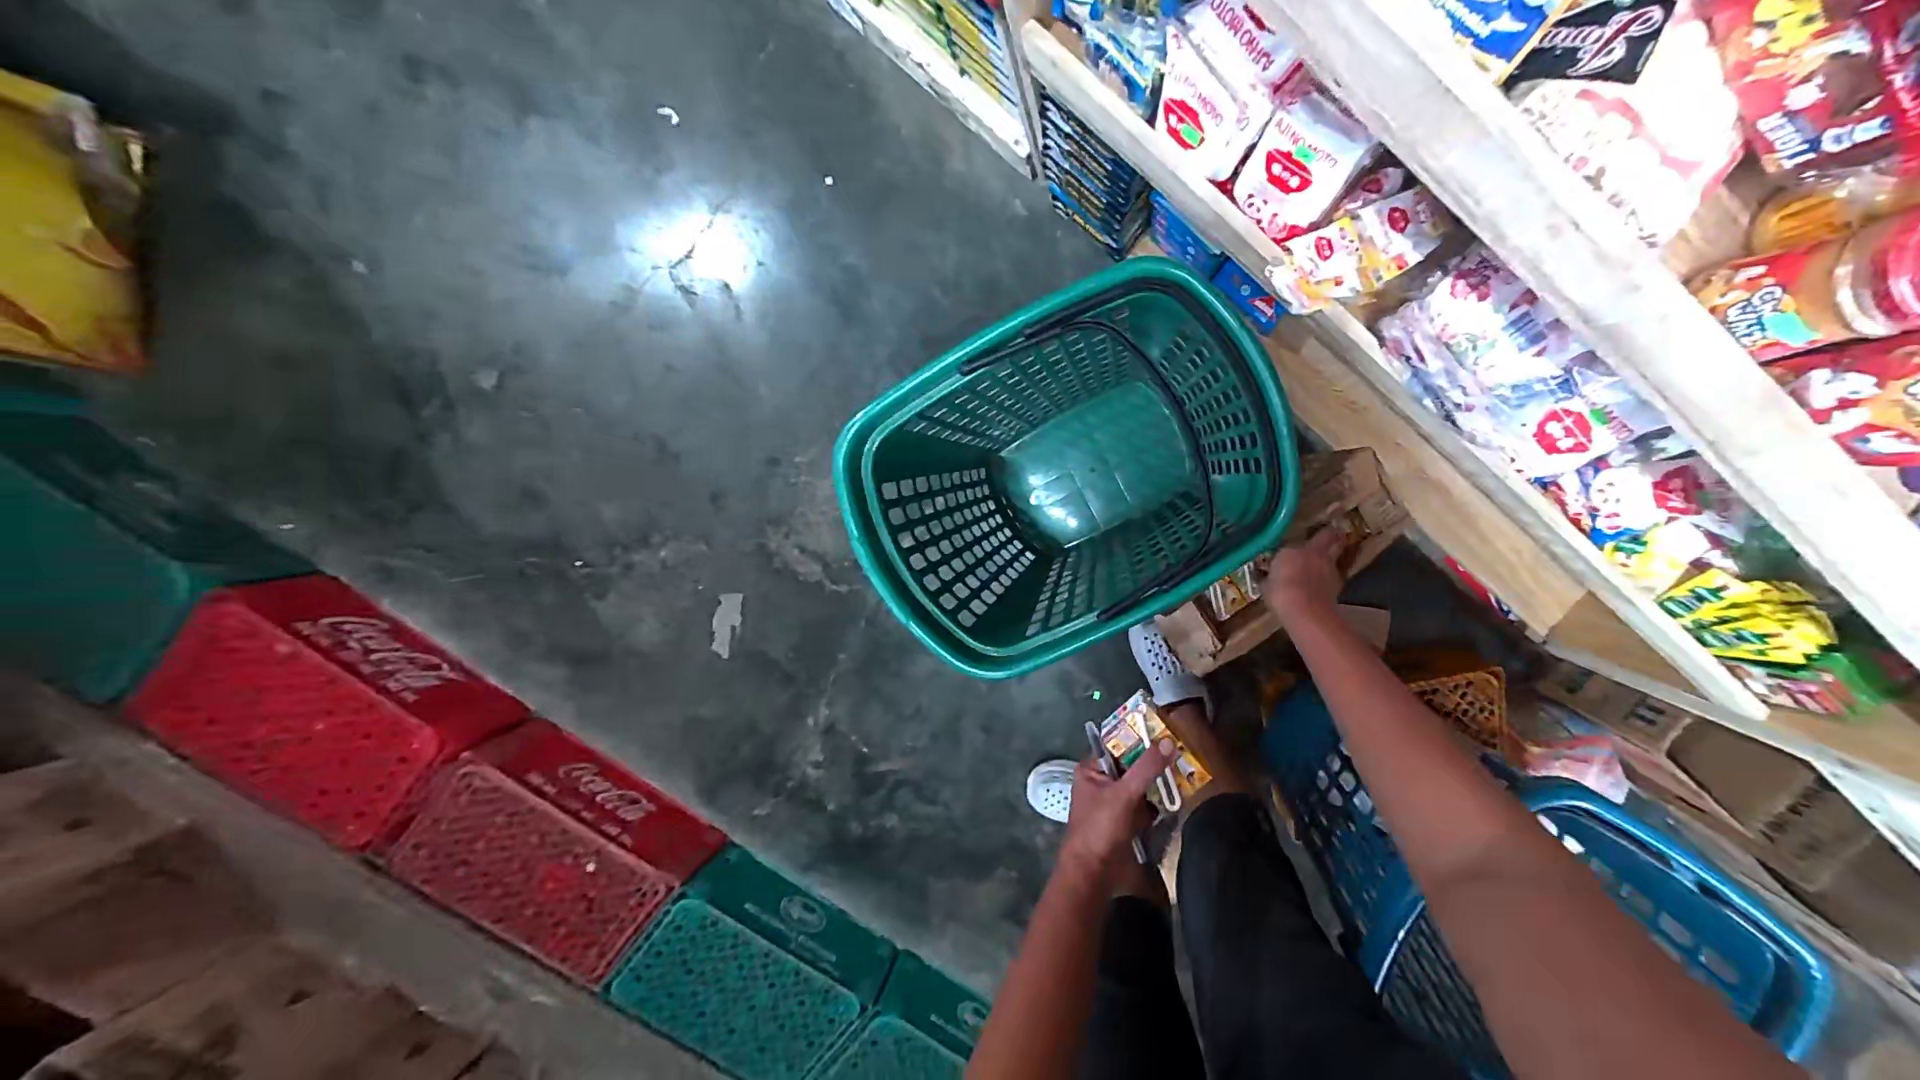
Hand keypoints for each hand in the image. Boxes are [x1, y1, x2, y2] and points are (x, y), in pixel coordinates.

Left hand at [1059, 741, 1174, 878]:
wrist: (1092, 873)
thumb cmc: (1100, 828)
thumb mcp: (1124, 794)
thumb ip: (1146, 768)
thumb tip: (1168, 741)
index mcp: (1091, 769)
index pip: (1118, 746)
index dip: (1140, 742)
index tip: (1167, 737)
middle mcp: (1099, 782)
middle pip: (1130, 767)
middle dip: (1151, 769)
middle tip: (1178, 761)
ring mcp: (1111, 803)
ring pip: (1138, 787)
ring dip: (1154, 790)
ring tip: (1177, 783)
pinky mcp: (1121, 821)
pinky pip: (1141, 807)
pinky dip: (1151, 810)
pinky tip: (1166, 808)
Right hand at [1263, 527, 1345, 622]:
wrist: (1307, 611)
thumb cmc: (1280, 595)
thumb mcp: (1266, 586)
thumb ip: (1269, 576)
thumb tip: (1268, 576)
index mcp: (1290, 550)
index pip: (1291, 542)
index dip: (1291, 548)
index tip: (1288, 553)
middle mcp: (1312, 552)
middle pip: (1327, 535)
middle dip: (1328, 533)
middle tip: (1327, 534)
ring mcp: (1329, 565)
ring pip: (1338, 549)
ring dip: (1335, 549)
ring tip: (1329, 554)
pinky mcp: (1340, 580)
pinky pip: (1337, 569)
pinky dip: (1333, 571)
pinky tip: (1327, 578)